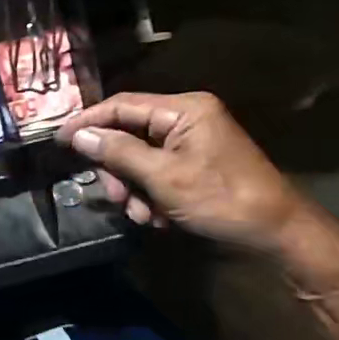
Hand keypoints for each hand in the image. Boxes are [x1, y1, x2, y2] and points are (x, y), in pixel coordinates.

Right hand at [57, 92, 338, 288]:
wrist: (279, 234)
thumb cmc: (222, 199)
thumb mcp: (164, 177)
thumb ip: (118, 152)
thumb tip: (78, 136)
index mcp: (184, 109)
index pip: (122, 105)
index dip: (88, 122)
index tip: (59, 140)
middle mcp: (186, 118)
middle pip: (129, 134)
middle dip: (117, 169)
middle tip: (115, 198)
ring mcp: (192, 142)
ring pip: (140, 158)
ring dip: (133, 189)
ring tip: (142, 216)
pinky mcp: (196, 164)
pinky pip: (158, 172)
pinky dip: (151, 195)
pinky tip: (157, 218)